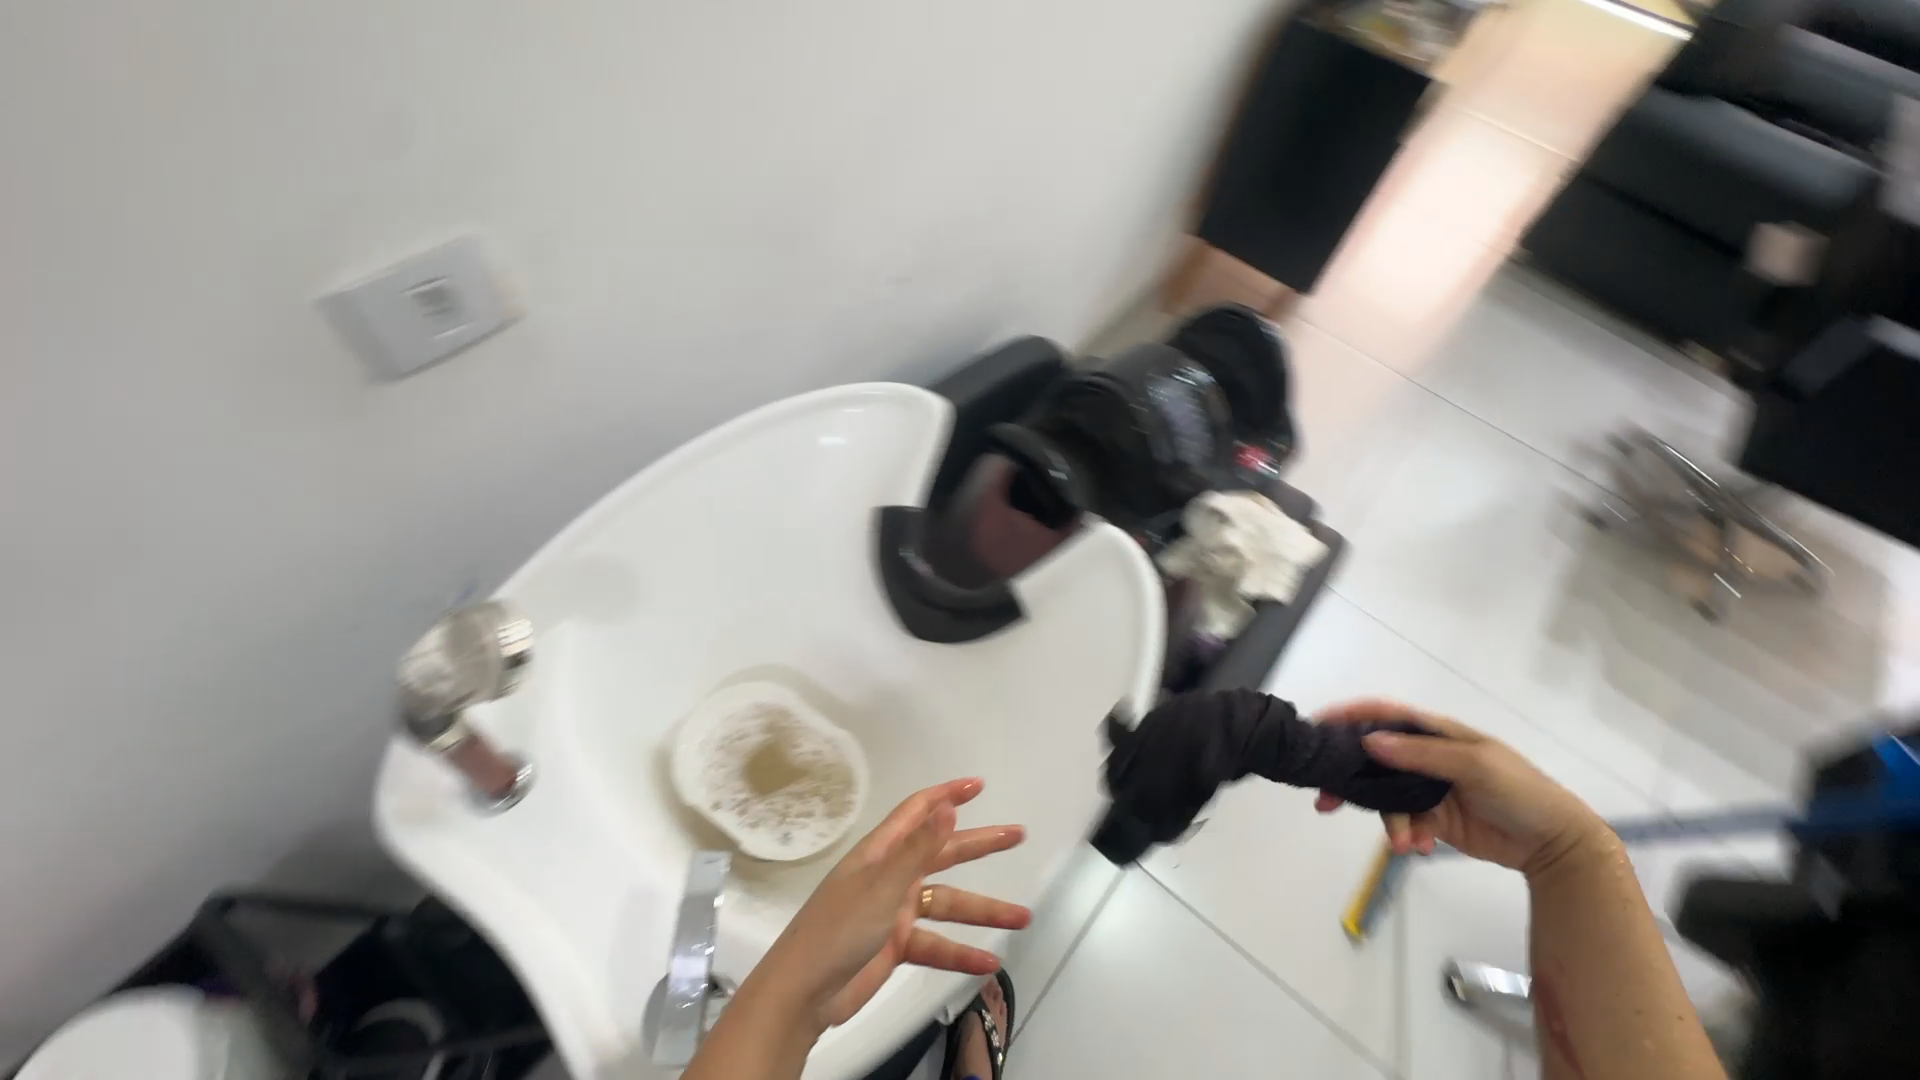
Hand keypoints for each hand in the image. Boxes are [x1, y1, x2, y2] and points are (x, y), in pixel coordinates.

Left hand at [746, 778, 1029, 1032]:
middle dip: (980, 844)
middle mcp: (890, 875)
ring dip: (983, 911)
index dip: (947, 795)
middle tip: (1017, 835)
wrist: (802, 992)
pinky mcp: (895, 946)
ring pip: (947, 904)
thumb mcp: (883, 885)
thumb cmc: (839, 928)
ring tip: (1024, 917)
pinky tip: (989, 964)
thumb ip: (919, 849)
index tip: (978, 786)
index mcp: (882, 852)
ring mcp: (893, 911)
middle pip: (942, 853)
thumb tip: (948, 807)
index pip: (918, 811)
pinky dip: (960, 952)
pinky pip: (936, 944)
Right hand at [1312, 700, 1608, 876]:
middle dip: (1348, 778)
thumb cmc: (1520, 791)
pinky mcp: (1430, 818)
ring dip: (1387, 820)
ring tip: (1401, 843)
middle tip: (1325, 799)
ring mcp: (1425, 788)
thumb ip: (1421, 753)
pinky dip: (1405, 835)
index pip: (1383, 715)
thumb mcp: (1474, 765)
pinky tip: (1418, 847)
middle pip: (1371, 758)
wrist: (1556, 844)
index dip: (1349, 716)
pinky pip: (1401, 822)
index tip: (1317, 726)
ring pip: (1382, 796)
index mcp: (1435, 733)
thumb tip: (1368, 740)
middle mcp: (1423, 756)